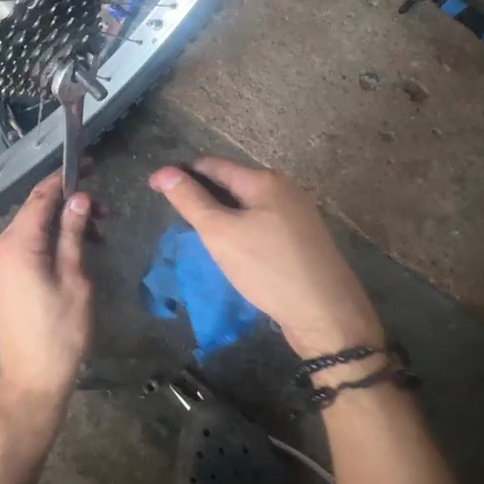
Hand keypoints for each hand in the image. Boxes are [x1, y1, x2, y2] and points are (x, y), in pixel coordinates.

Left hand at [0, 171, 94, 413]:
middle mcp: (2, 244)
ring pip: (34, 225)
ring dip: (64, 222)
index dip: (65, 178)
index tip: (91, 167)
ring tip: (99, 234)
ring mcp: (0, 259)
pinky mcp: (6, 273)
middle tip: (105, 210)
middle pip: (36, 208)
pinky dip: (53, 238)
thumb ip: (73, 233)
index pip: (41, 196)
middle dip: (69, 202)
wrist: (32, 378)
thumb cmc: (60, 331)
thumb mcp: (75, 278)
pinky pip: (29, 242)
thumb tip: (80, 197)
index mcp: (17, 242)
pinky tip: (78, 248)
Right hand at [150, 157, 383, 358]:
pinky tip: (231, 248)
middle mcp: (284, 189)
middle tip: (175, 217)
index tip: (153, 190)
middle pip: (229, 182)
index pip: (210, 165)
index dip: (180, 174)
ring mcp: (297, 214)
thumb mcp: (221, 233)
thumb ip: (190, 200)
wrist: (329, 318)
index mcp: (265, 180)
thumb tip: (164, 172)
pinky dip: (239, 228)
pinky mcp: (302, 239)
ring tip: (198, 233)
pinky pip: (260, 222)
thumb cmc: (269, 269)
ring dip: (219, 213)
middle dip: (200, 193)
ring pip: (245, 204)